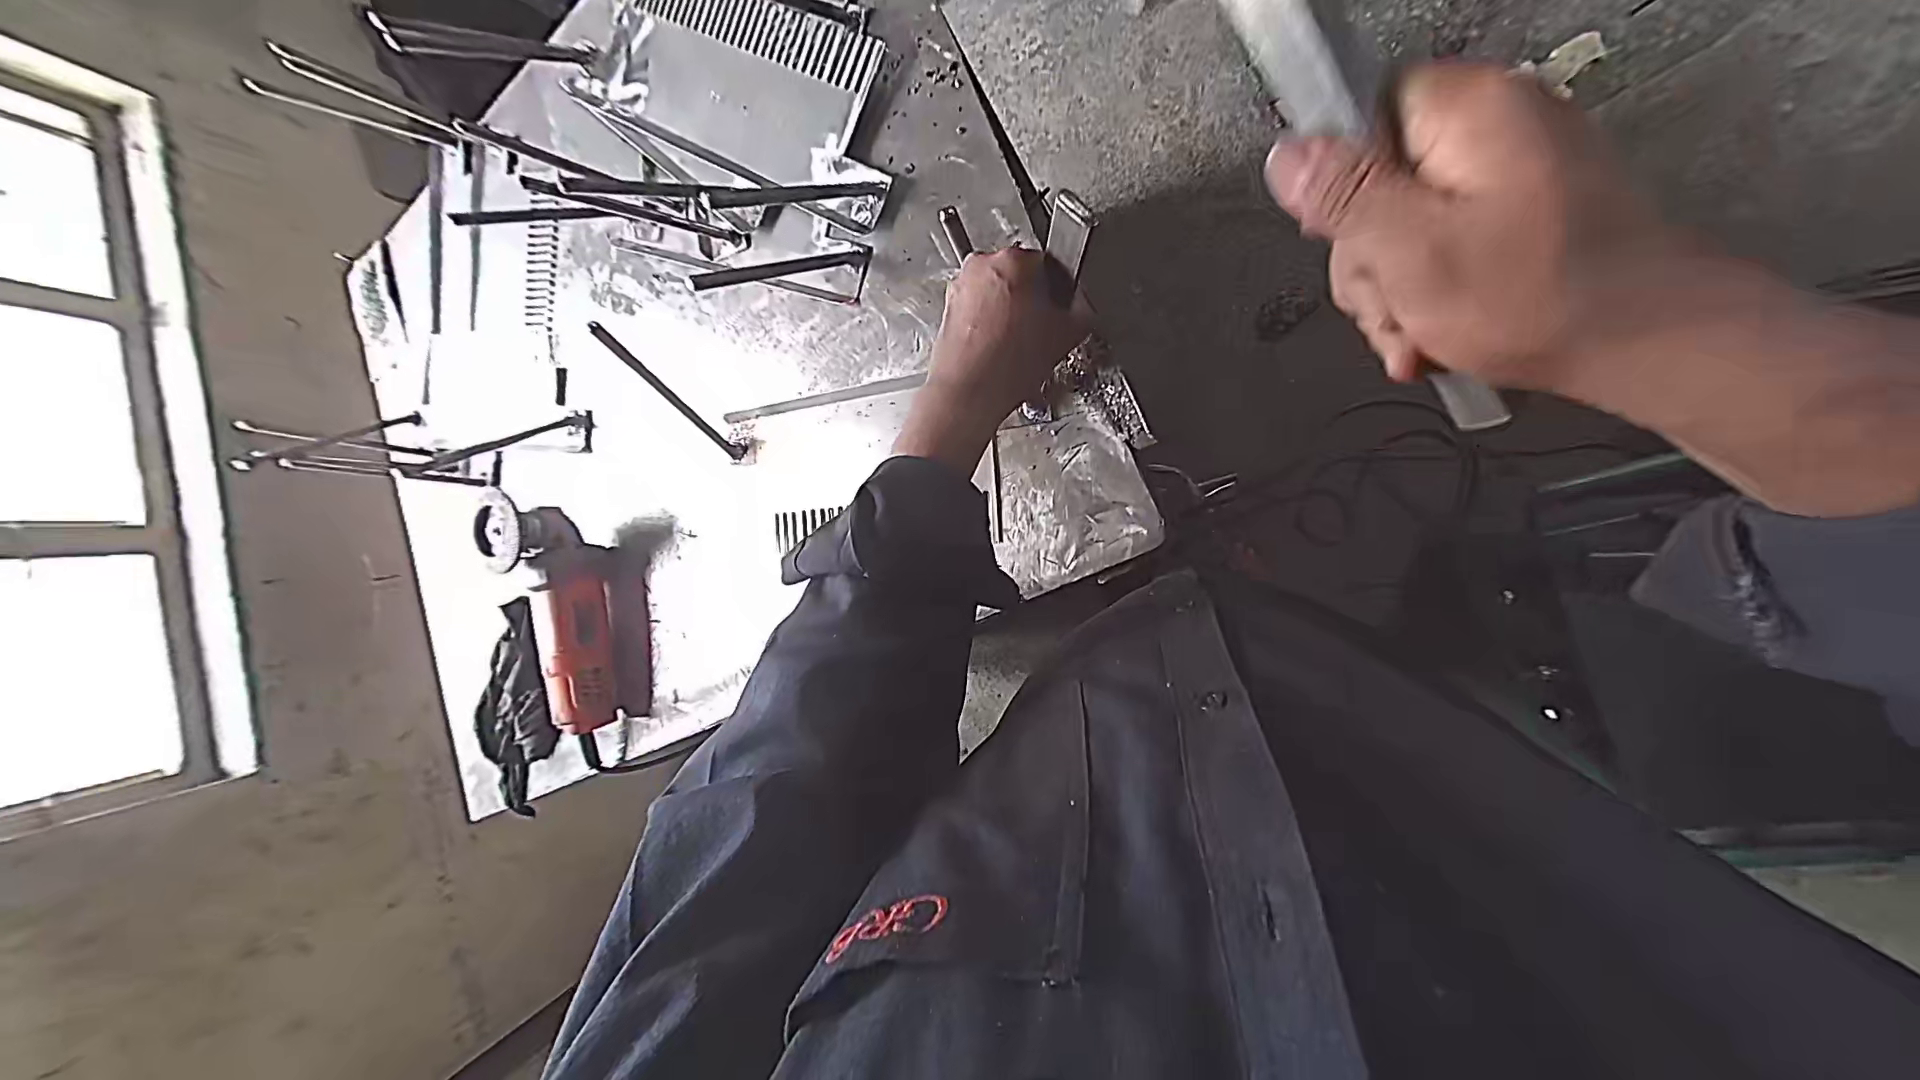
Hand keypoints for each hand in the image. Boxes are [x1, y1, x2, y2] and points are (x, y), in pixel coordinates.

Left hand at [894, 248, 1093, 472]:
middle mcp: (983, 265)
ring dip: (1007, 313)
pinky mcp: (948, 309)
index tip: (1060, 310)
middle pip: (1017, 277)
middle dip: (1029, 300)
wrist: (968, 392)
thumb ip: (1082, 310)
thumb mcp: (1067, 335)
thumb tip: (1082, 307)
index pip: (1047, 264)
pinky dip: (987, 326)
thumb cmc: (1008, 364)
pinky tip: (997, 350)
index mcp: (1016, 260)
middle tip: (1039, 330)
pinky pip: (976, 312)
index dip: (1057, 291)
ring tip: (1016, 345)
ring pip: (994, 294)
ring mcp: (962, 287)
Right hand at [1264, 62, 1686, 391]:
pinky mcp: (1502, 217)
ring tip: (1414, 332)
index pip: (1362, 112)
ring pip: (1389, 230)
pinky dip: (1416, 296)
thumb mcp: (1412, 248)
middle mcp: (1486, 131)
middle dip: (1364, 261)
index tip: (1342, 233)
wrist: (1637, 343)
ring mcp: (1497, 176)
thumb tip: (1285, 154)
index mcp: (1469, 113)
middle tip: (1391, 300)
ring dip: (1386, 292)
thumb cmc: (1534, 296)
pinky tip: (1426, 332)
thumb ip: (1344, 196)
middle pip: (1369, 185)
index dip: (1335, 177)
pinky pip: (1425, 250)